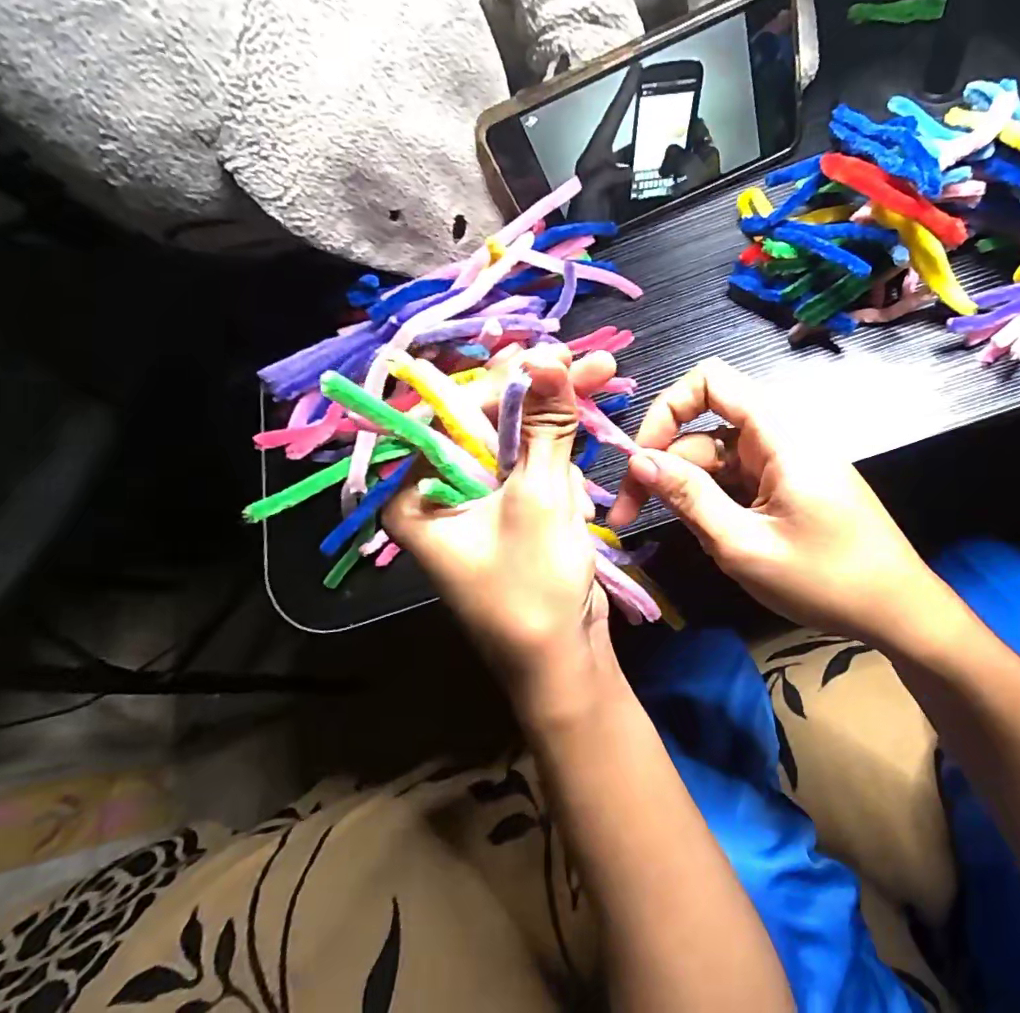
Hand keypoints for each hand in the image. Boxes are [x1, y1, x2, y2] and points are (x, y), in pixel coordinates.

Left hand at [385, 347, 618, 726]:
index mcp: (416, 493)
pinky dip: (564, 466)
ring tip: (603, 394)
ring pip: (521, 444)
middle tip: (594, 365)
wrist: (563, 663)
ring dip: (562, 429)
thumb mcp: (541, 501)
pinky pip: (537, 473)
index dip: (501, 381)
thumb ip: (546, 428)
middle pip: (492, 425)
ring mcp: (481, 506)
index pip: (452, 414)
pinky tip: (582, 479)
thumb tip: (549, 358)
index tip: (550, 355)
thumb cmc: (534, 590)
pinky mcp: (514, 516)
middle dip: (545, 398)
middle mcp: (440, 495)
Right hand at [607, 359, 945, 645]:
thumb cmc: (826, 581)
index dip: (668, 408)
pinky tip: (717, 542)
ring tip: (690, 543)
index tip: (642, 460)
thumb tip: (639, 459)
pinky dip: (717, 506)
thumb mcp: (744, 545)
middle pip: (705, 430)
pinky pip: (738, 484)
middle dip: (663, 466)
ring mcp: (786, 466)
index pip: (712, 381)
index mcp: (779, 438)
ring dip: (690, 493)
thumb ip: (690, 498)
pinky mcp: (789, 489)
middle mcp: (781, 441)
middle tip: (627, 516)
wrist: (897, 611)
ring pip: (718, 462)